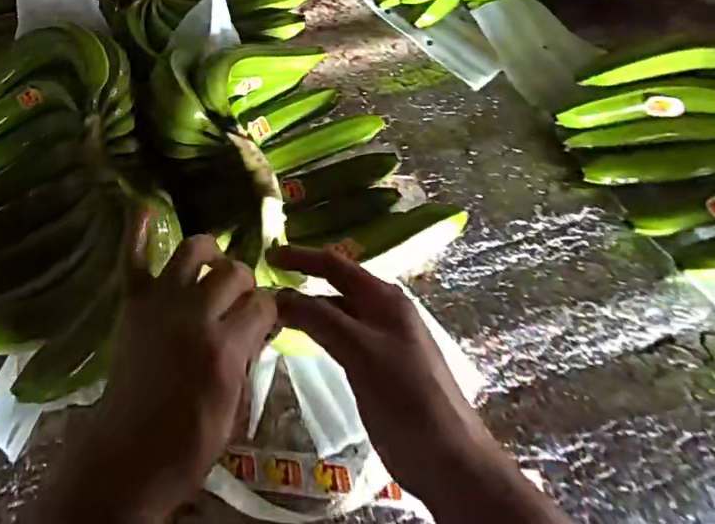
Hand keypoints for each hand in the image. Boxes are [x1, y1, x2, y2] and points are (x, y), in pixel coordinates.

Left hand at [38, 233, 276, 522]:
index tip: (263, 318)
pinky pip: (134, 258)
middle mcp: (195, 314)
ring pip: (194, 250)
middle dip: (244, 283)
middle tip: (237, 301)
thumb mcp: (235, 407)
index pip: (263, 303)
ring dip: (210, 254)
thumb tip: (258, 324)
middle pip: (234, 271)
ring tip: (212, 266)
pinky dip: (137, 232)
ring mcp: (161, 303)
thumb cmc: (188, 443)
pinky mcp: (134, 303)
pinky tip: (144, 208)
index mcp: (225, 347)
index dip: (267, 309)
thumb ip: (248, 357)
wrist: (128, 455)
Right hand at [268, 246, 568, 523]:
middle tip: (265, 285)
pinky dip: (319, 333)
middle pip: (336, 286)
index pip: (335, 265)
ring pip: (338, 313)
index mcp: (385, 298)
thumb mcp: (360, 351)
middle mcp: (384, 311)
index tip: (268, 256)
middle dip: (303, 281)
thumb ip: (321, 319)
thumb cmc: (406, 396)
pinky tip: (303, 341)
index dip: (301, 257)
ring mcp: (382, 340)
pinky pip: (342, 338)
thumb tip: (279, 296)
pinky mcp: (378, 367)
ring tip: (274, 312)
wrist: (449, 459)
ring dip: (309, 309)